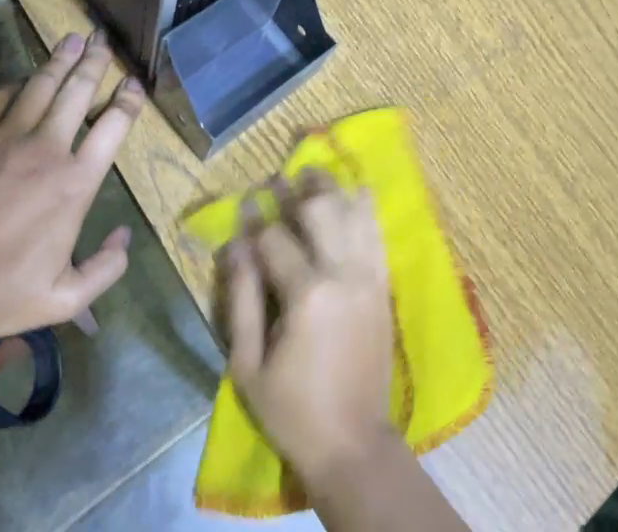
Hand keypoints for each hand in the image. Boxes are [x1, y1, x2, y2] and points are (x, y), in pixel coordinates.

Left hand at [0, 30, 143, 337]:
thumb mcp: (64, 298)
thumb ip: (105, 269)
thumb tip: (124, 237)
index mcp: (76, 183)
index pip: (112, 128)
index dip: (128, 100)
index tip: (134, 81)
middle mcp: (47, 149)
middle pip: (77, 93)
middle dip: (94, 63)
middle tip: (101, 39)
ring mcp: (4, 138)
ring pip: (39, 87)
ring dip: (58, 61)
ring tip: (70, 39)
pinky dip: (11, 85)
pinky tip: (17, 79)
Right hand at [225, 170, 395, 482]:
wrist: (352, 442)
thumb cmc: (291, 409)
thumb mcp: (247, 363)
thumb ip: (241, 298)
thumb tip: (233, 245)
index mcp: (305, 295)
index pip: (274, 238)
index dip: (253, 220)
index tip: (243, 202)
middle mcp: (343, 275)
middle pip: (320, 210)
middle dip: (295, 189)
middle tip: (277, 178)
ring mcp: (370, 279)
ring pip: (354, 214)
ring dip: (332, 189)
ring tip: (312, 174)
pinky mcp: (384, 288)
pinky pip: (378, 235)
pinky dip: (366, 210)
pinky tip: (356, 191)